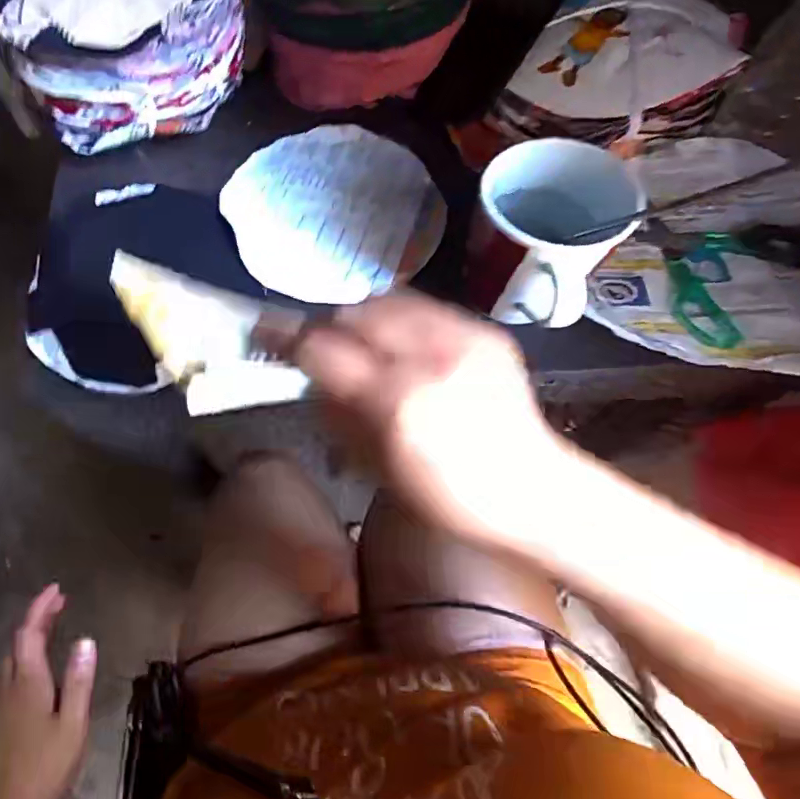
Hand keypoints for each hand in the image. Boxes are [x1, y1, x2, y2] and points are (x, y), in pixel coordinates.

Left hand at [0, 584, 96, 798]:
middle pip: (18, 642)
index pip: (29, 634)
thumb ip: (79, 680)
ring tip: (52, 626)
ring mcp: (0, 705)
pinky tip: (36, 667)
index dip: (41, 608)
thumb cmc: (48, 766)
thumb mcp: (74, 723)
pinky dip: (24, 656)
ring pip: (11, 659)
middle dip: (37, 618)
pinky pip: (9, 674)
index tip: (56, 589)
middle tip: (61, 603)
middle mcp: (9, 687)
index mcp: (27, 683)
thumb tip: (84, 639)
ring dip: (30, 637)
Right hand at [280, 293, 576, 545]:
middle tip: (319, 345)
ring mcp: (462, 339)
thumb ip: (338, 414)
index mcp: (395, 403)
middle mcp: (427, 358)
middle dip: (327, 326)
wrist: (533, 490)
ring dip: (363, 317)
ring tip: (363, 343)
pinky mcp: (486, 332)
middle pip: (353, 313)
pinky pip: (426, 308)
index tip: (266, 333)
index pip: (322, 348)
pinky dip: (401, 319)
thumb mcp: (378, 469)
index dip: (286, 336)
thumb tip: (311, 378)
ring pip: (388, 300)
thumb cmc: (449, 498)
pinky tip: (403, 343)